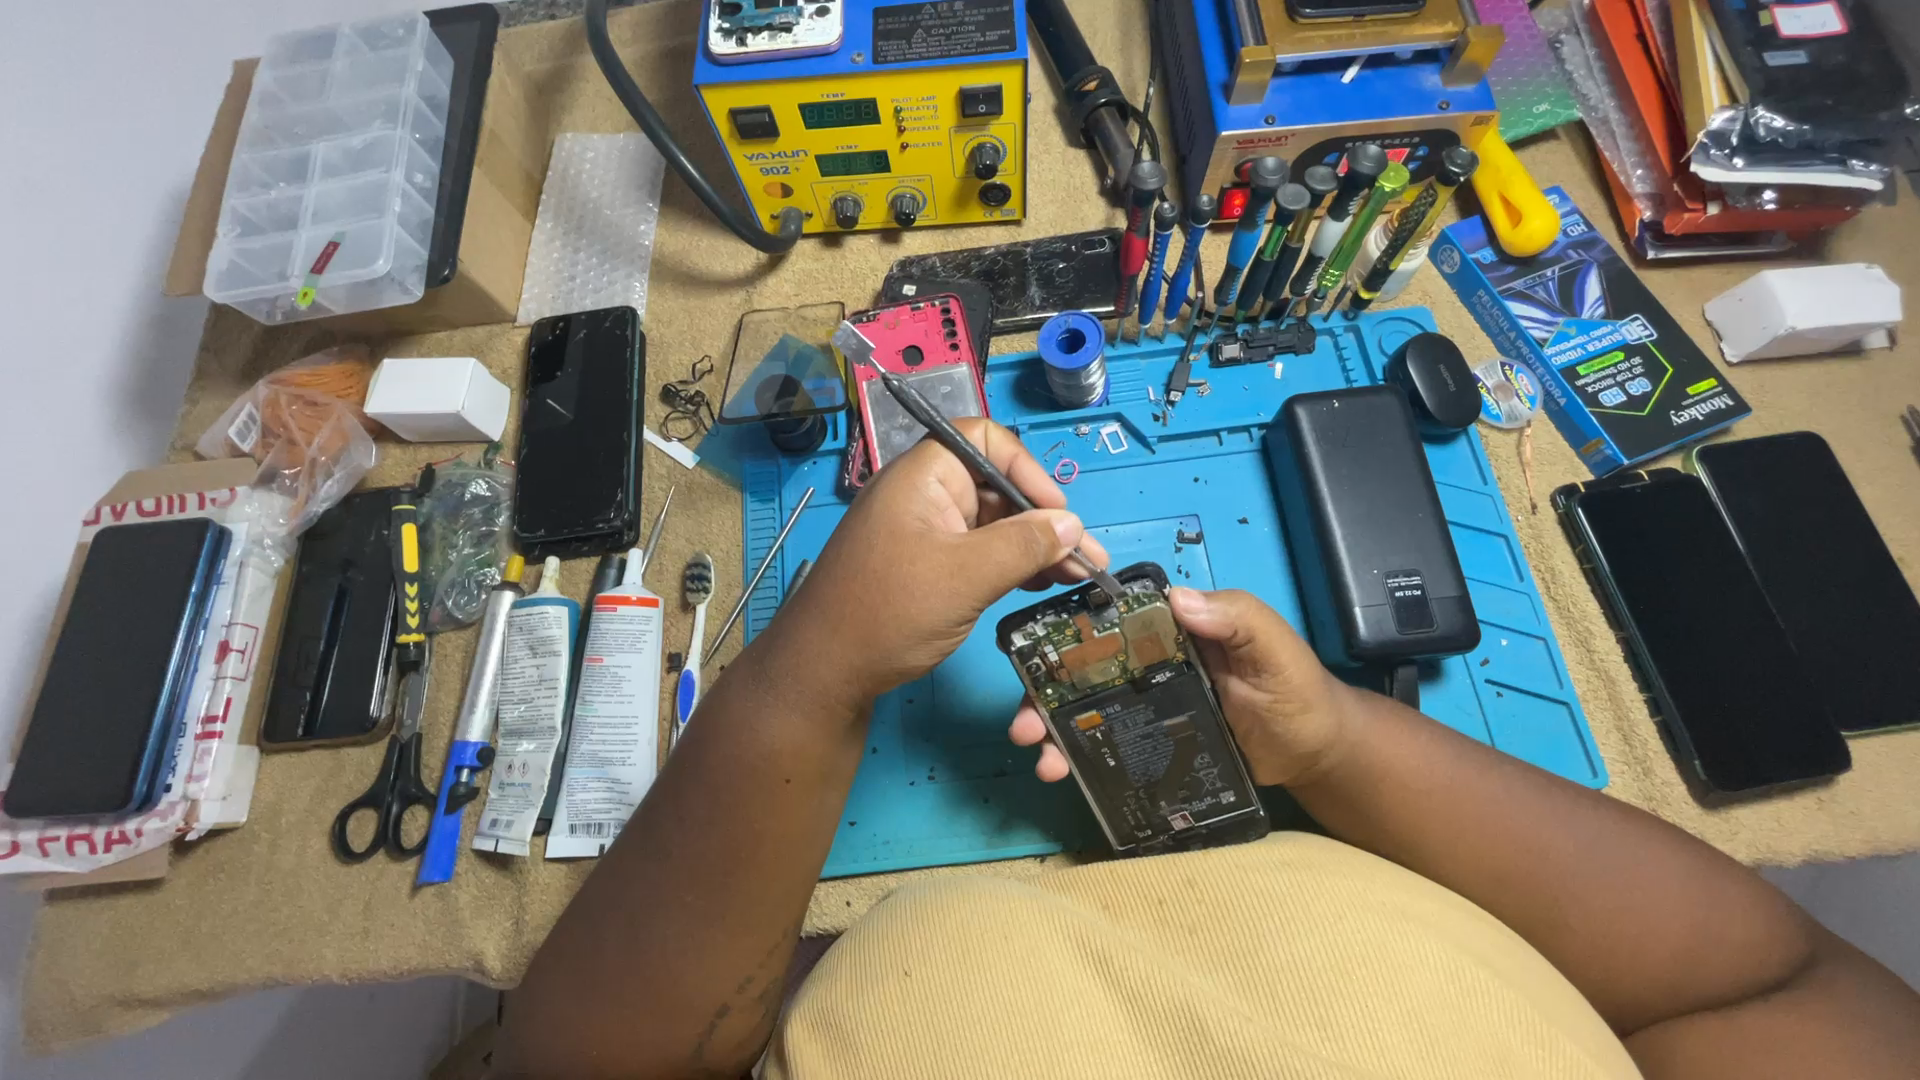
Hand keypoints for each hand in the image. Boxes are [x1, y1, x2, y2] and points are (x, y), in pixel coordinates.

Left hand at [764, 418, 1109, 709]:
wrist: (824, 672)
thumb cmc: (890, 611)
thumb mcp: (965, 576)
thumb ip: (1023, 545)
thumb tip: (1071, 525)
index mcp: (924, 476)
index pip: (985, 441)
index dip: (1027, 470)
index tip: (1059, 512)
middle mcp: (925, 495)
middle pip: (996, 487)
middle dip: (1043, 519)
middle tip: (1086, 558)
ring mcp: (925, 532)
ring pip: (992, 524)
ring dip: (1035, 547)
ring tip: (1077, 576)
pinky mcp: (927, 566)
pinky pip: (978, 552)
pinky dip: (1011, 565)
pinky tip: (1042, 584)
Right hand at [1009, 587, 1353, 786]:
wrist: (1314, 753)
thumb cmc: (1296, 689)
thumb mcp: (1273, 645)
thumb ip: (1237, 616)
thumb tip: (1176, 598)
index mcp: (1167, 631)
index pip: (1106, 623)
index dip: (1065, 637)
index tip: (1030, 655)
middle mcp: (1146, 663)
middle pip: (1082, 672)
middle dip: (1043, 693)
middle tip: (1023, 725)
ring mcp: (1145, 706)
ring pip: (1087, 712)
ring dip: (1052, 729)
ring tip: (1038, 755)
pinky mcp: (1151, 743)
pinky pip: (1108, 747)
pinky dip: (1079, 758)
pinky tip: (1061, 774)